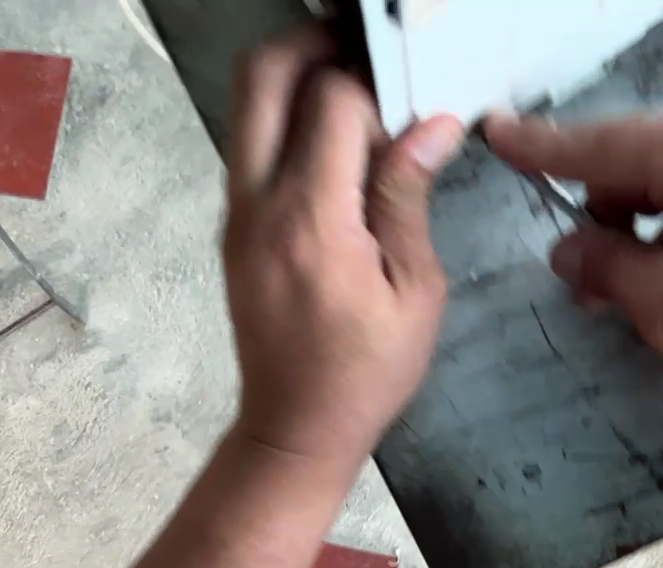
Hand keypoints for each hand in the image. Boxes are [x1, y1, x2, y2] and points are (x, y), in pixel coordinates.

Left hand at [222, 28, 464, 469]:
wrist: (295, 428)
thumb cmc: (366, 374)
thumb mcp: (414, 294)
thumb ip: (409, 200)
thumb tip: (430, 124)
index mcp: (313, 219)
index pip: (335, 99)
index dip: (379, 87)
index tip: (412, 113)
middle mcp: (259, 204)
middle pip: (264, 75)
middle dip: (314, 44)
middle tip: (365, 55)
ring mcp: (235, 218)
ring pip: (247, 109)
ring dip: (295, 82)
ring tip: (352, 100)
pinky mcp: (231, 234)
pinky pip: (249, 151)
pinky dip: (283, 128)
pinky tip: (329, 155)